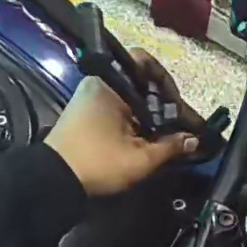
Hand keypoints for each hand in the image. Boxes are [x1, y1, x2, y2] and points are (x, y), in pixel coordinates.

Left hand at [46, 51, 199, 195]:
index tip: (179, 109)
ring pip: (131, 99)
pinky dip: (136, 120)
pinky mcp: (87, 114)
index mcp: (110, 84)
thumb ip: (170, 146)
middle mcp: (100, 84)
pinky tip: (150, 138)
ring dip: (151, 115)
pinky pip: (118, 109)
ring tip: (170, 135)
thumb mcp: (140, 158)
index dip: (169, 85)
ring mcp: (91, 98)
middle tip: (181, 125)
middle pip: (141, 85)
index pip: (146, 65)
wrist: (53, 181)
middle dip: (164, 105)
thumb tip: (193, 140)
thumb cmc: (98, 163)